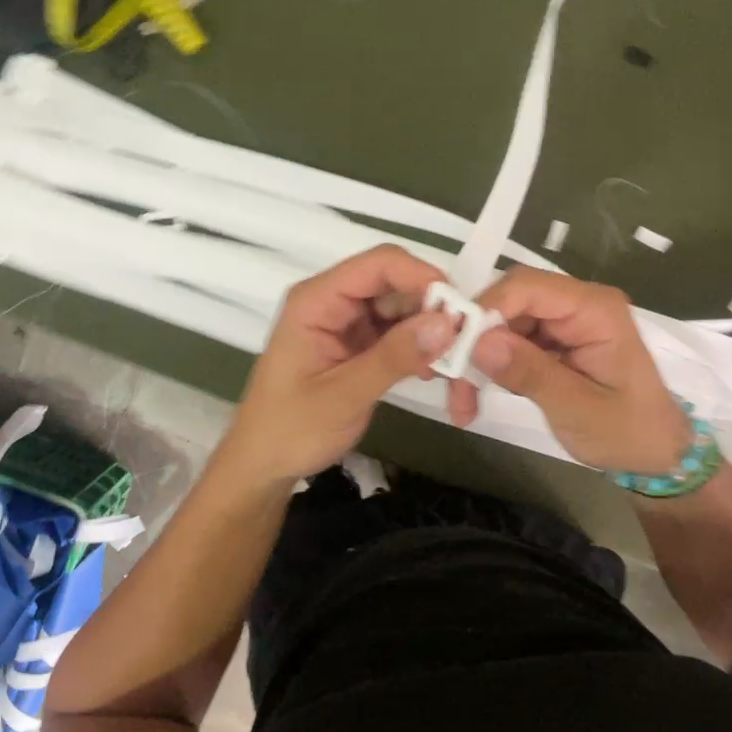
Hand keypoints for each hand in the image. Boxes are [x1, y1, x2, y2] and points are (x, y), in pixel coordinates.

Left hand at [219, 247, 455, 485]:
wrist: (263, 465)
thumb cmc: (291, 430)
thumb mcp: (344, 395)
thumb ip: (393, 357)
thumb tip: (448, 323)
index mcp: (317, 301)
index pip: (378, 265)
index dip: (423, 278)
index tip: (461, 312)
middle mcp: (333, 303)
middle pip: (397, 286)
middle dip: (434, 312)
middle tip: (468, 349)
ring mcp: (347, 325)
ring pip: (404, 312)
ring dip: (433, 336)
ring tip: (457, 373)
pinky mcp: (358, 347)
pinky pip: (399, 336)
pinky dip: (421, 352)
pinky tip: (437, 378)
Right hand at [449, 268, 690, 473]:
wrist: (658, 455)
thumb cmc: (629, 433)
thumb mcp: (578, 409)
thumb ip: (531, 373)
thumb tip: (480, 343)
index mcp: (595, 310)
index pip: (526, 287)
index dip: (484, 310)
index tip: (453, 349)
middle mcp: (578, 306)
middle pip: (508, 301)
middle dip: (474, 339)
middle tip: (449, 383)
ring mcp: (564, 324)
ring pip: (501, 323)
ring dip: (475, 359)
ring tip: (460, 403)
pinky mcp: (553, 343)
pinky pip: (509, 342)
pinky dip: (488, 368)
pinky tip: (473, 398)